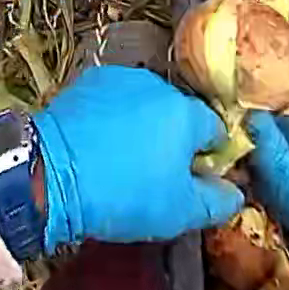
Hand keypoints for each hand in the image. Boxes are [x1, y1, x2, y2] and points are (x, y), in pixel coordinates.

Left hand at [32, 66, 244, 251]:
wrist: (53, 171)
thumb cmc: (124, 193)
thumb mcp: (178, 212)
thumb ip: (216, 201)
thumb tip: (235, 192)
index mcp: (186, 113)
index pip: (214, 129)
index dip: (207, 156)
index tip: (192, 179)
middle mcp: (159, 84)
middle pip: (179, 113)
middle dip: (174, 138)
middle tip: (155, 172)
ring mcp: (124, 77)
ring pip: (147, 103)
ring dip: (144, 123)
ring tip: (123, 156)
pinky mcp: (93, 78)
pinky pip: (116, 97)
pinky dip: (115, 114)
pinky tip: (100, 139)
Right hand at [246, 111, 288, 289]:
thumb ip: (264, 146)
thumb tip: (235, 108)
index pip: (253, 117)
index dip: (233, 137)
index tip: (218, 162)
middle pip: (267, 141)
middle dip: (251, 163)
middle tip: (240, 191)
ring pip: (283, 163)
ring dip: (269, 183)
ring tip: (264, 206)